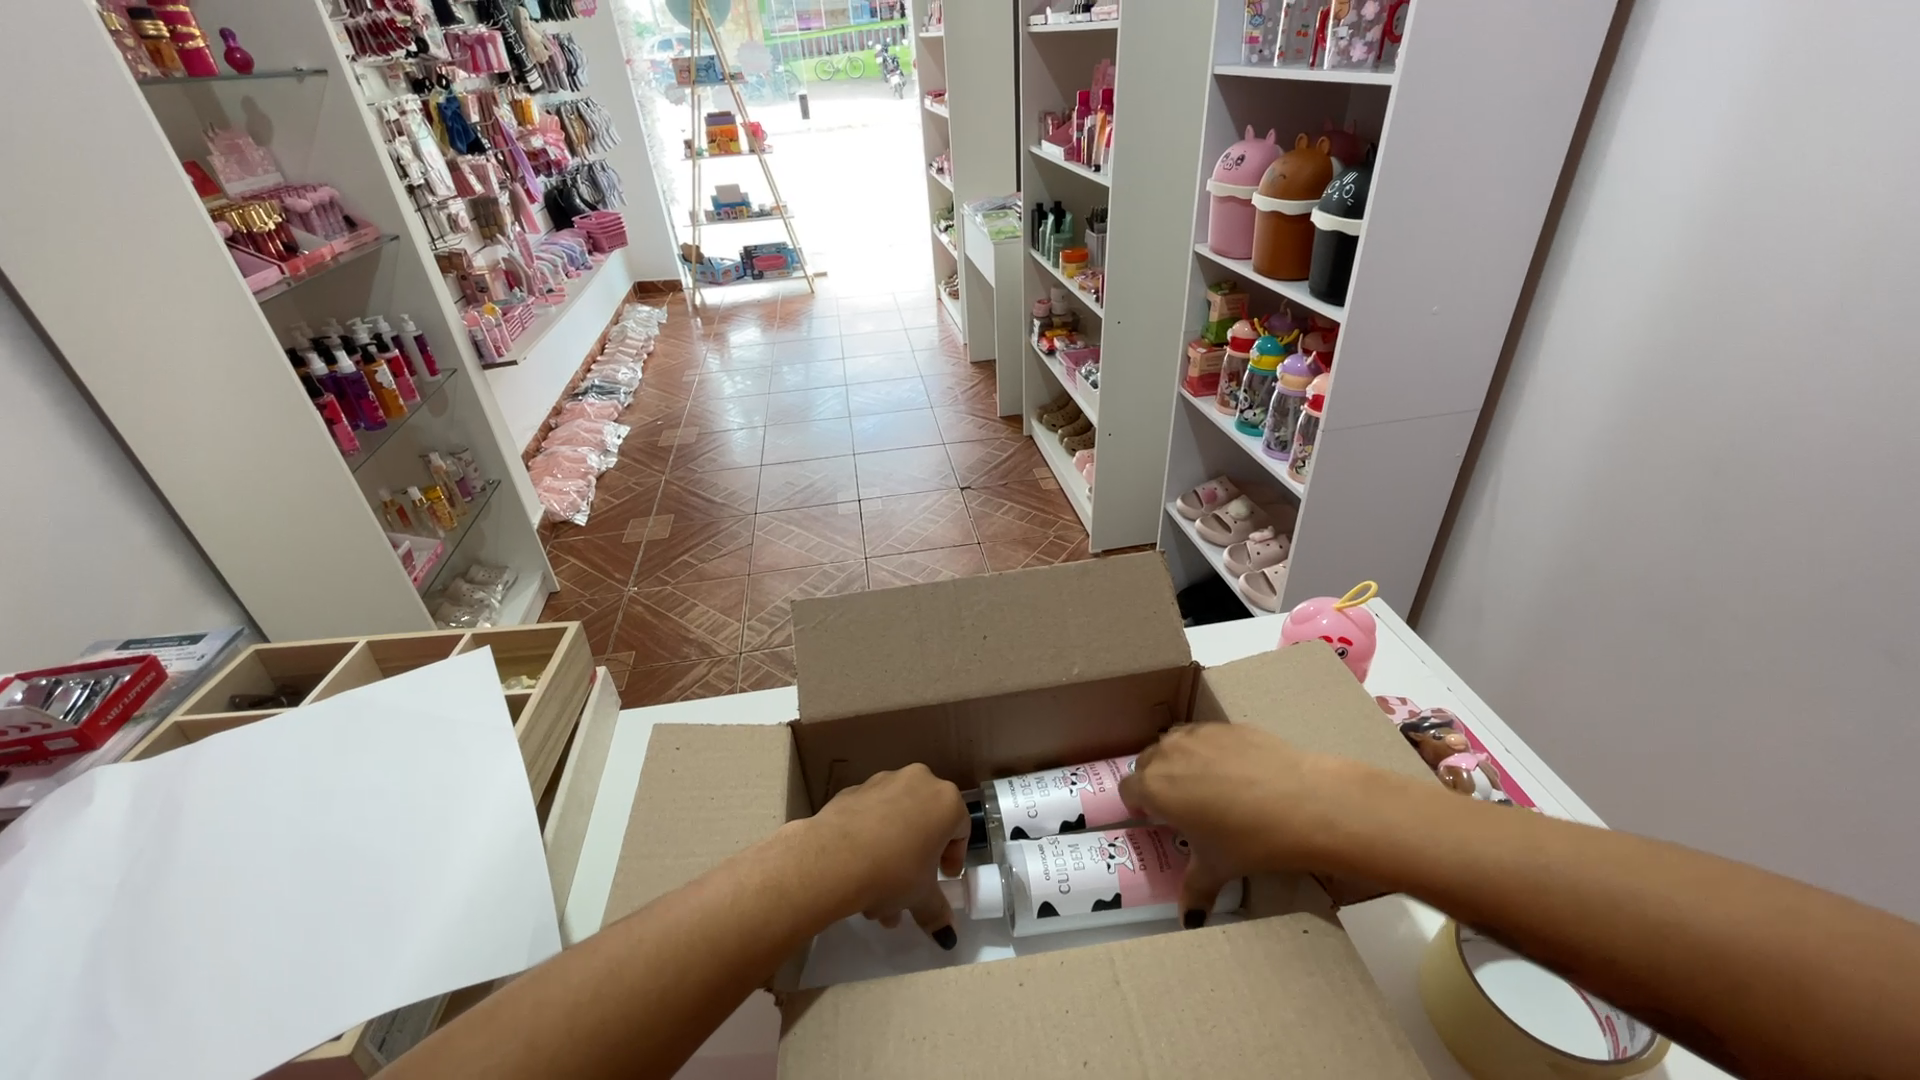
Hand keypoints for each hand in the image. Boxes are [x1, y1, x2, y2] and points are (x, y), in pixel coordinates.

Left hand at [801, 764, 968, 947]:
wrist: (833, 858)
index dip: (953, 859)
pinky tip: (857, 870)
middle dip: (917, 860)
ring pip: (896, 819)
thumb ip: (937, 912)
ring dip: (892, 853)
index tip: (942, 878)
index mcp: (946, 801)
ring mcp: (883, 781)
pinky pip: (870, 815)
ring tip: (876, 895)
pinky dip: (869, 836)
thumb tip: (947, 935)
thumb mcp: (921, 898)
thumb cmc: (893, 873)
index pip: (961, 829)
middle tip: (908, 890)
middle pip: (925, 823)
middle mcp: (918, 781)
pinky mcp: (852, 790)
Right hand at [1119, 724, 1395, 923]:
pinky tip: (1234, 772)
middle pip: (1146, 762)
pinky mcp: (1226, 726)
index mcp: (1154, 788)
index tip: (1156, 819)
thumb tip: (1188, 920)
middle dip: (1155, 780)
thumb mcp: (1217, 868)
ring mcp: (1198, 735)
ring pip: (1173, 743)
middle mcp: (1168, 754)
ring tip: (1204, 785)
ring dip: (1178, 761)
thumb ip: (1194, 890)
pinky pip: (1204, 736)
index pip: (1128, 790)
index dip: (1138, 805)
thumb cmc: (1250, 839)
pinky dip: (1208, 751)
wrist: (1305, 802)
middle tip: (1180, 806)